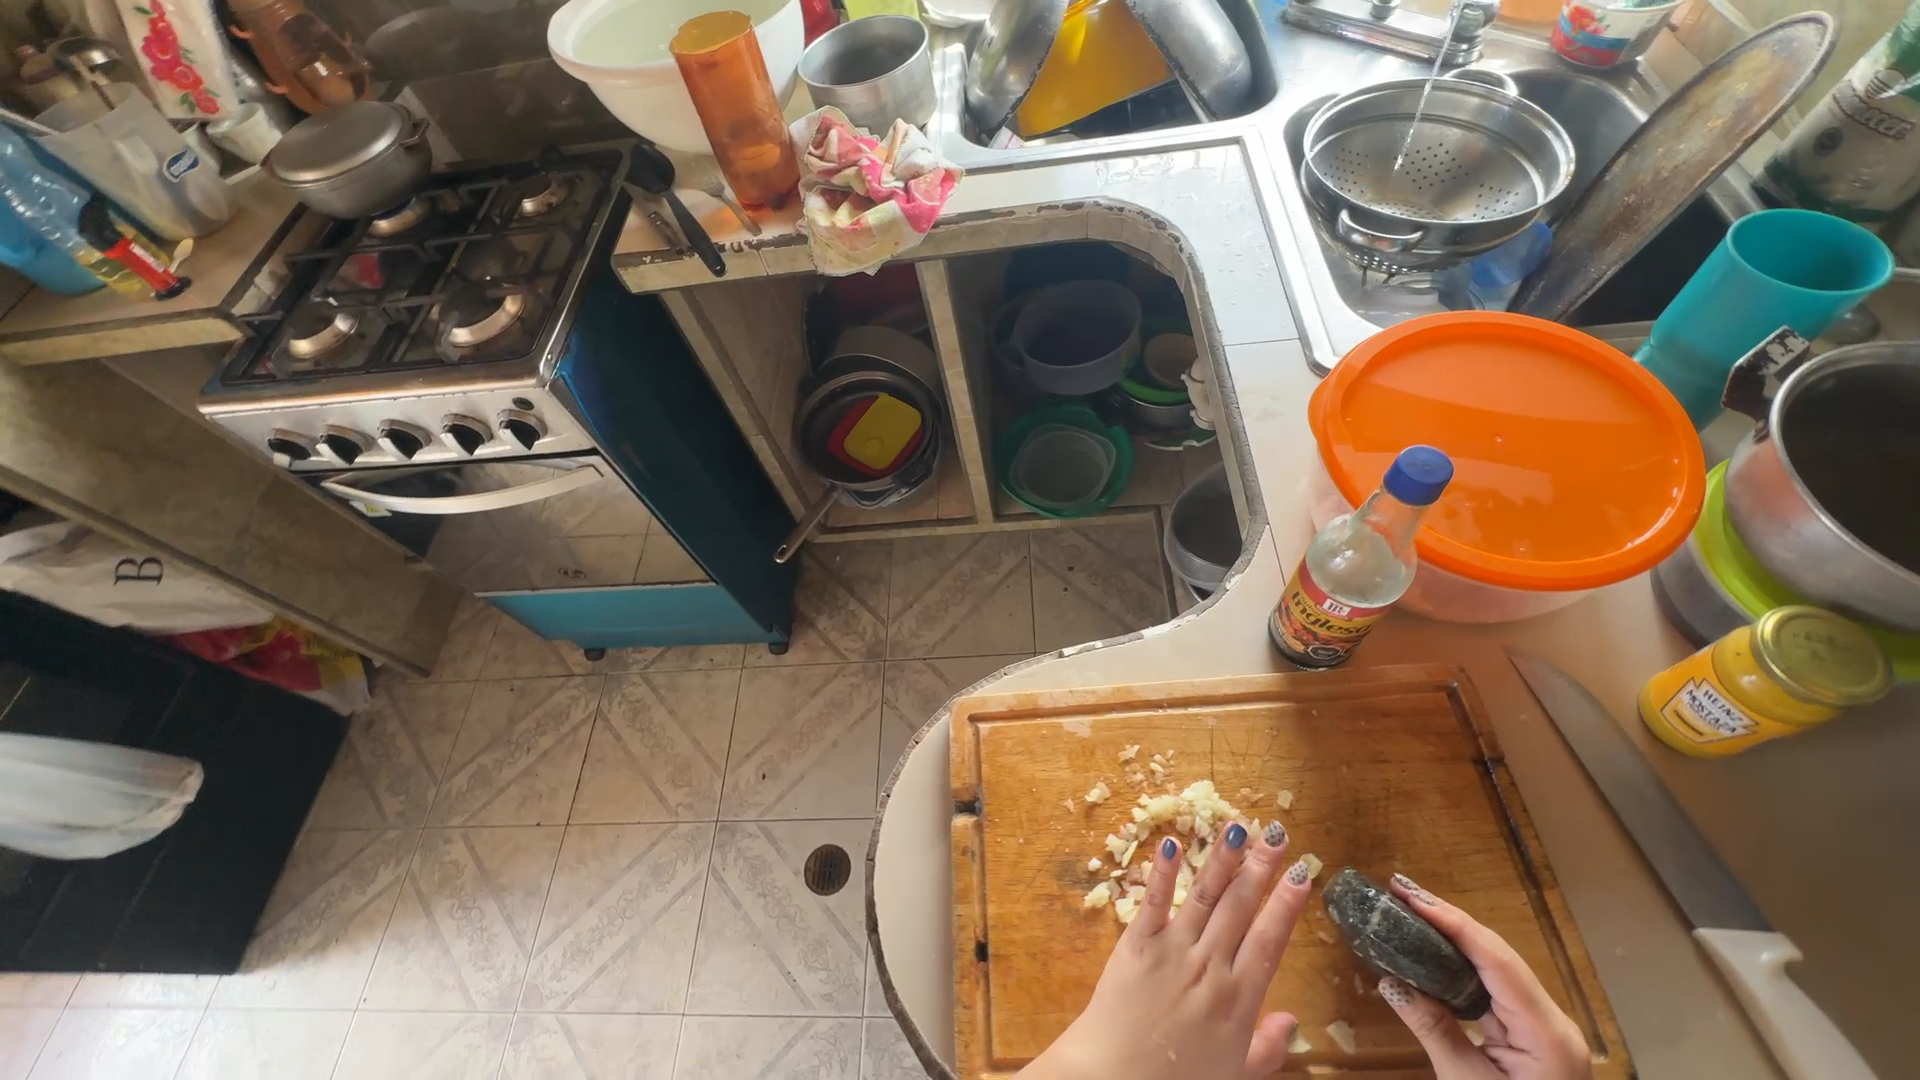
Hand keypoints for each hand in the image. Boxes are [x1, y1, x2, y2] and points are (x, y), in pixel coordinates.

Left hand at [1018, 821, 1314, 1079]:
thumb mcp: (1234, 1075)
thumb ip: (1266, 1048)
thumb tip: (1292, 1020)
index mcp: (1237, 999)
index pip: (1270, 941)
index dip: (1287, 905)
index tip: (1303, 873)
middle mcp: (1209, 967)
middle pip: (1241, 908)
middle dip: (1261, 868)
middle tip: (1277, 834)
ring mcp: (1172, 951)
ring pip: (1204, 897)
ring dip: (1223, 860)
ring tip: (1238, 827)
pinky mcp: (1136, 944)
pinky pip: (1153, 902)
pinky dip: (1164, 873)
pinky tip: (1173, 844)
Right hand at [1377, 874, 1592, 1079]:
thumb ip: (1433, 1030)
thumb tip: (1389, 982)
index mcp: (1547, 1033)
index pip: (1496, 959)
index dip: (1451, 921)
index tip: (1408, 894)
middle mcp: (1552, 1021)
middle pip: (1498, 956)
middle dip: (1449, 919)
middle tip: (1401, 890)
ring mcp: (1543, 1028)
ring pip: (1495, 968)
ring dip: (1452, 937)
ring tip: (1410, 908)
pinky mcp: (1532, 1037)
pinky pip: (1493, 989)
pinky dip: (1460, 965)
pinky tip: (1433, 949)